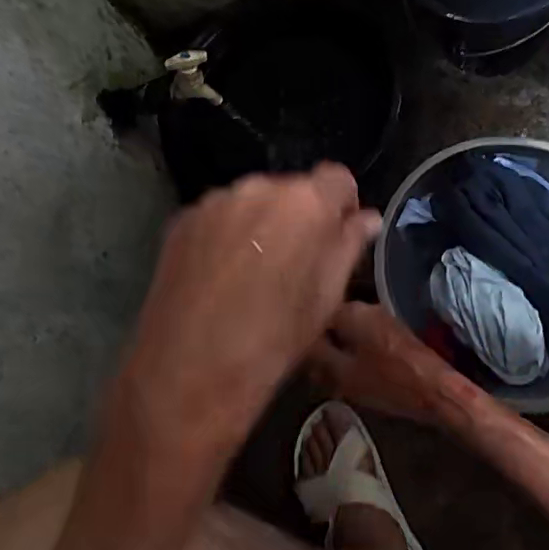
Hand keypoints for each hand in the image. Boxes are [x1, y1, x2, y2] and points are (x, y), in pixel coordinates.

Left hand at [116, 165, 380, 454]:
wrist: (189, 371)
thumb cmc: (273, 339)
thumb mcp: (326, 297)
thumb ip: (349, 245)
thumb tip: (366, 218)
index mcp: (305, 202)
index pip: (338, 178)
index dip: (343, 205)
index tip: (337, 235)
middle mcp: (258, 187)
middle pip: (292, 189)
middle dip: (299, 215)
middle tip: (294, 262)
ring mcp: (214, 201)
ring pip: (252, 201)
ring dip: (261, 223)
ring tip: (252, 272)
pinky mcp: (181, 219)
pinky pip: (218, 215)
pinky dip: (226, 234)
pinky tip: (220, 274)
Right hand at [308, 302, 469, 423]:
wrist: (438, 391)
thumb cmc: (388, 382)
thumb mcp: (344, 374)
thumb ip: (318, 357)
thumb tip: (301, 346)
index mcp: (351, 311)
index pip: (314, 316)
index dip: (304, 338)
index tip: (299, 360)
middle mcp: (366, 308)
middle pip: (332, 324)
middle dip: (322, 347)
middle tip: (315, 374)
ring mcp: (383, 320)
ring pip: (349, 334)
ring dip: (340, 353)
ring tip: (332, 380)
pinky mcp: (395, 335)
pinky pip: (366, 342)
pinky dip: (357, 356)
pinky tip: (355, 378)